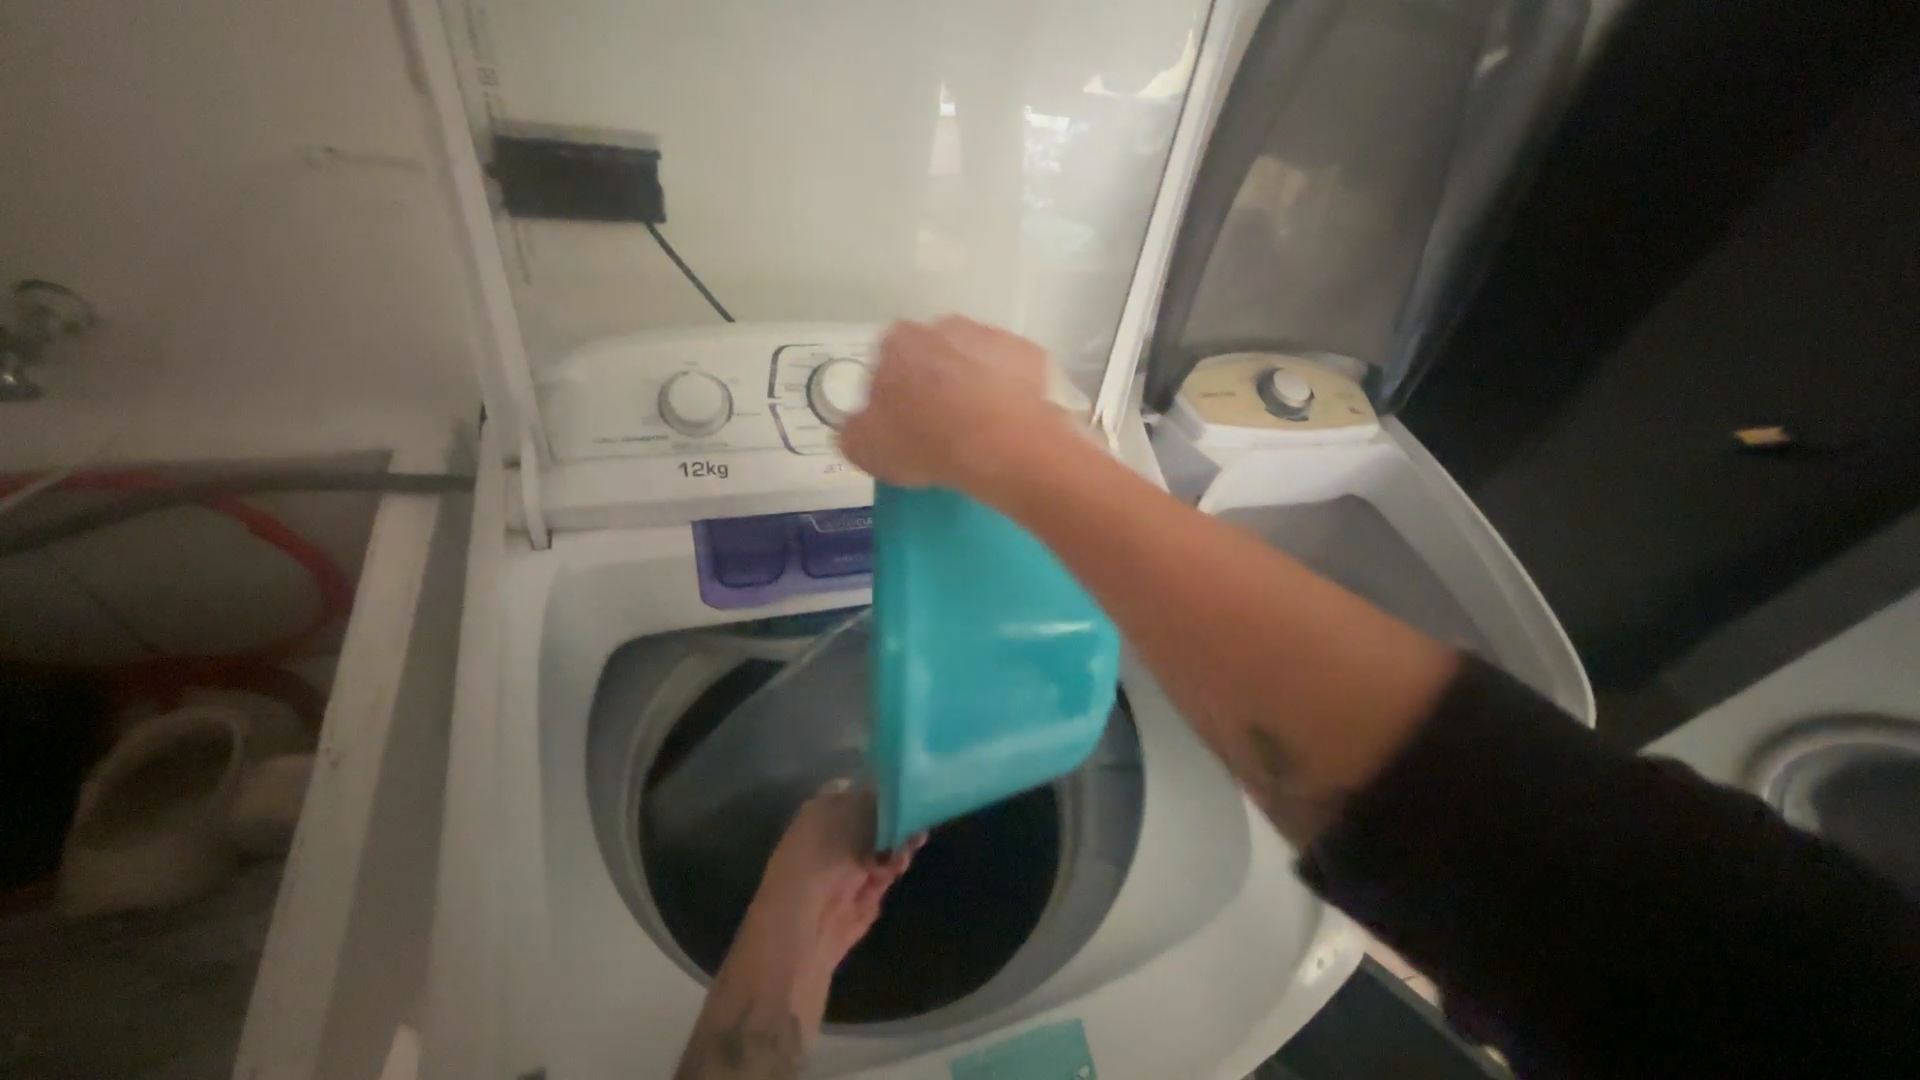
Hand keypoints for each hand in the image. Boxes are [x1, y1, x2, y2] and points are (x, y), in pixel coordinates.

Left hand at [719, 788, 921, 1018]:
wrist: (808, 917)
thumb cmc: (825, 850)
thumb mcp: (854, 810)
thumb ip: (879, 797)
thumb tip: (893, 788)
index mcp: (823, 807)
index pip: (856, 788)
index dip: (880, 788)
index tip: (902, 790)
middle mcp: (836, 832)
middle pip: (876, 816)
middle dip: (897, 816)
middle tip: (918, 815)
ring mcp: (850, 863)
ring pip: (886, 842)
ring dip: (902, 839)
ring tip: (917, 838)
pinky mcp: (865, 890)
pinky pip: (887, 868)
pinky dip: (897, 863)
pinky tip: (902, 861)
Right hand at [839, 316, 1072, 492]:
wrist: (1001, 444)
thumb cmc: (925, 442)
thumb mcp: (864, 448)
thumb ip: (853, 429)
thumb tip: (862, 424)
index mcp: (896, 342)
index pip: (885, 366)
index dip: (892, 399)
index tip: (903, 429)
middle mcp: (943, 325)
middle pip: (932, 358)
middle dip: (934, 386)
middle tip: (940, 430)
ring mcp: (991, 336)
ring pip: (974, 361)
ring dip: (973, 386)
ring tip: (977, 431)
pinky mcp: (1030, 354)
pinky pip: (1012, 374)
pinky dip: (1009, 392)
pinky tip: (1007, 424)